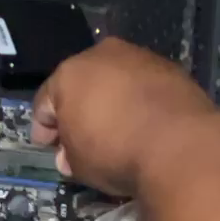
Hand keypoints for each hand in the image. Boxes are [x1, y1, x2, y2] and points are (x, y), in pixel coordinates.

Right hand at [32, 38, 219, 195]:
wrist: (177, 144)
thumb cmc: (113, 153)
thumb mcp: (78, 165)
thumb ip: (68, 154)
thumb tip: (69, 154)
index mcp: (69, 75)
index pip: (44, 103)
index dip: (43, 128)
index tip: (47, 146)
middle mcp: (101, 55)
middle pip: (79, 85)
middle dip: (76, 111)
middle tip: (77, 140)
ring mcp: (137, 56)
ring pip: (112, 81)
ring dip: (106, 103)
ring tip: (111, 132)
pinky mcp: (167, 66)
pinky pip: (140, 86)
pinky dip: (134, 102)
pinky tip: (138, 124)